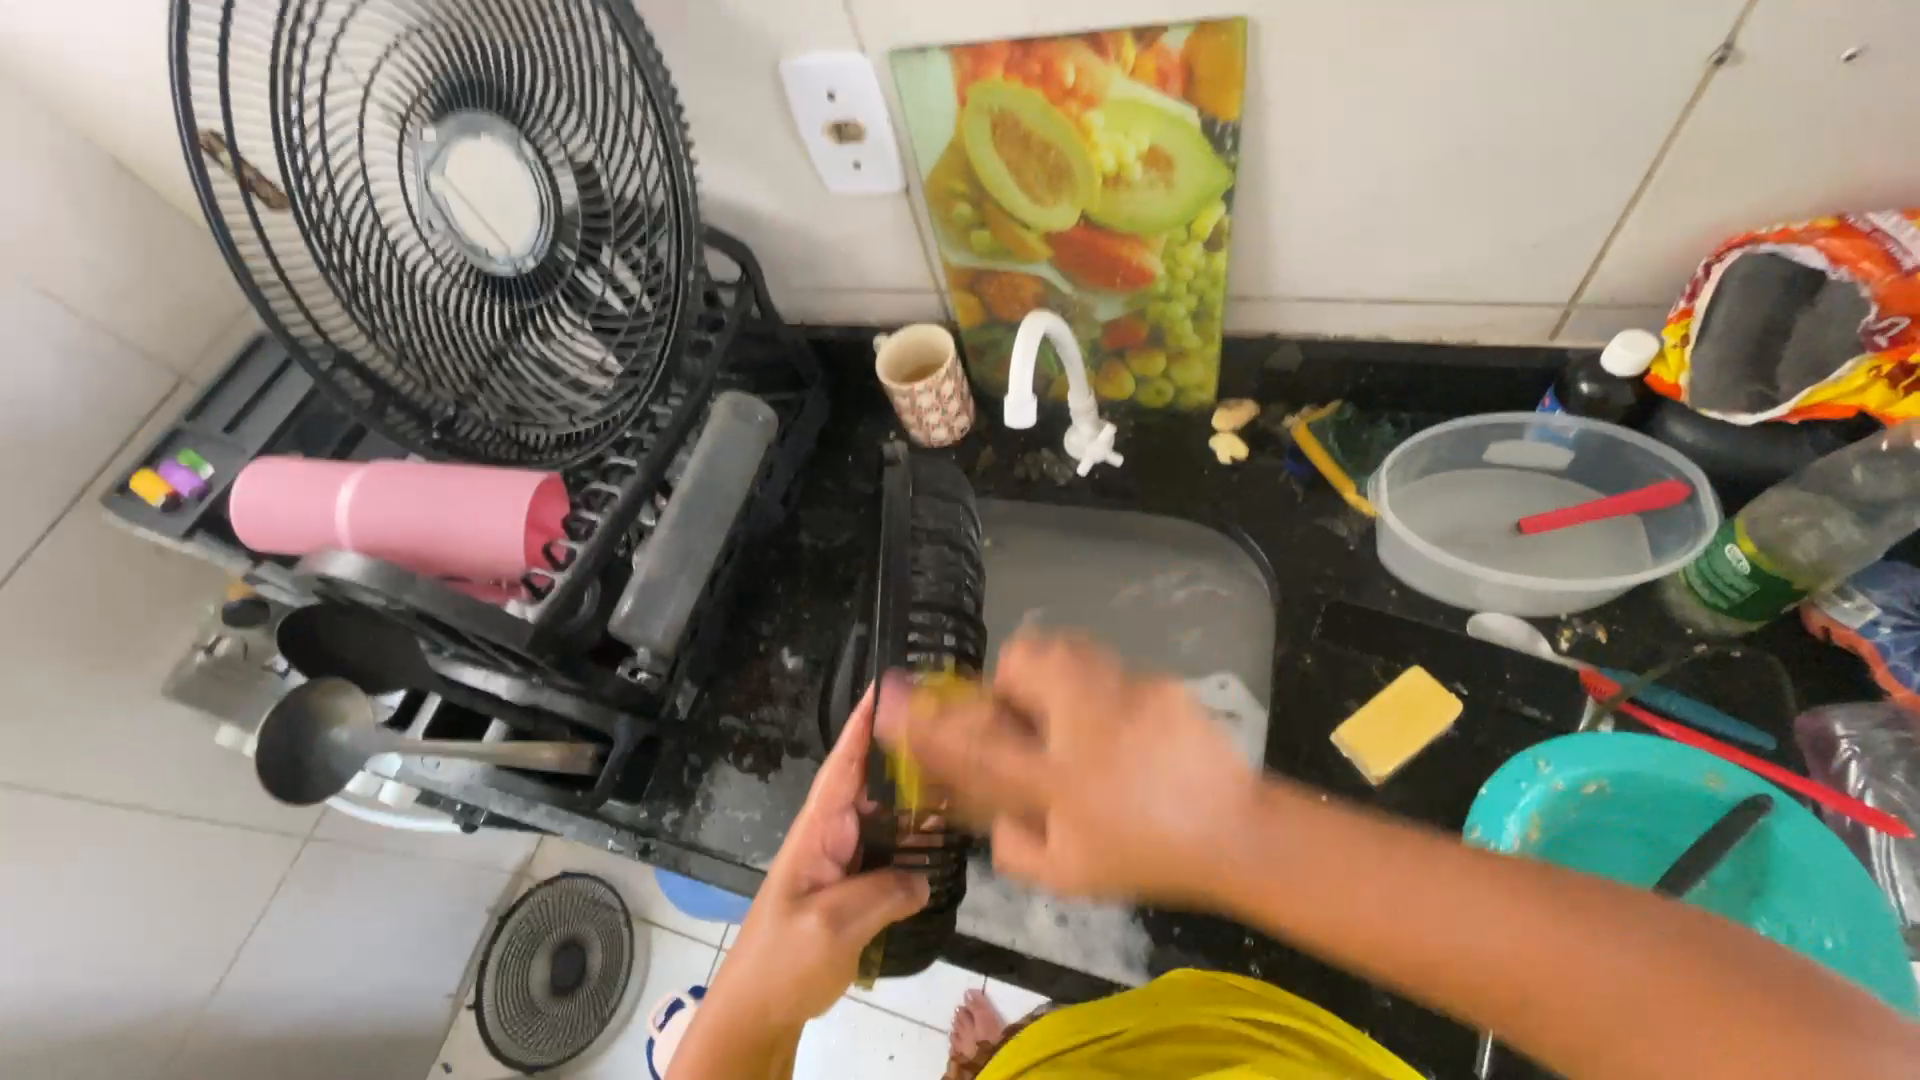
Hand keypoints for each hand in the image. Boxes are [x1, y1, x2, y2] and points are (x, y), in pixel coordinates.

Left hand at [708, 684, 929, 1027]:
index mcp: (818, 830)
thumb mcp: (831, 927)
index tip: (888, 686)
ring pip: (888, 818)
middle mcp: (834, 836)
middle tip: (953, 730)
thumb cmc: (782, 961)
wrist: (759, 1014)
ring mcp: (847, 863)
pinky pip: (893, 854)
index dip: (864, 725)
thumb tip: (924, 877)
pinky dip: (919, 842)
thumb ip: (882, 894)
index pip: (844, 765)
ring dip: (919, 798)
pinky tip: (948, 839)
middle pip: (874, 784)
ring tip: (962, 775)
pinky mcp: (857, 889)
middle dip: (906, 754)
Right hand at [877, 633, 1259, 906]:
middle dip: (1010, 678)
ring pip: (1066, 650)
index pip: (976, 747)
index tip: (890, 699)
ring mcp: (1130, 696)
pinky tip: (1120, 726)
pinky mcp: (1158, 683)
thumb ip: (1013, 846)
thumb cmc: (1145, 859)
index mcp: (1060, 781)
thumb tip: (990, 813)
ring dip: (1050, 672)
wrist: (1236, 834)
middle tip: (1022, 712)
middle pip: (1027, 662)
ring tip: (1067, 713)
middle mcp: (1090, 727)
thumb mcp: (1067, 876)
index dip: (927, 722)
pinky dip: (1096, 688)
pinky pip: (1107, 667)